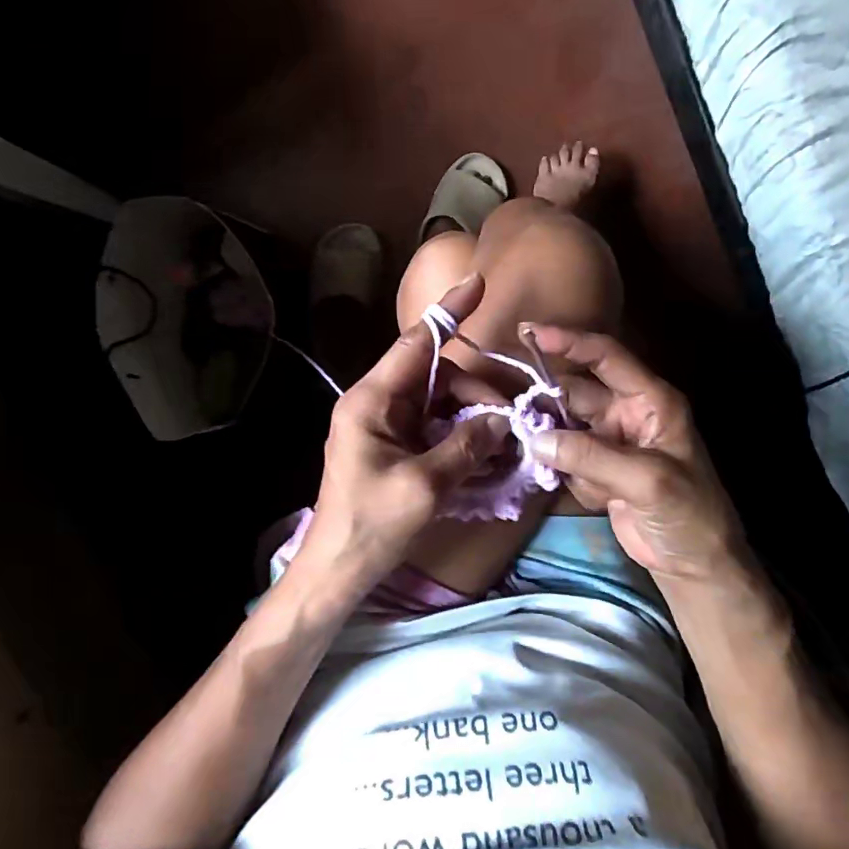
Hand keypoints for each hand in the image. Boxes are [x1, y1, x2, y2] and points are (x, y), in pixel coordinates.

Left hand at [308, 275, 512, 579]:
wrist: (338, 567)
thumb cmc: (372, 524)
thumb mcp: (425, 485)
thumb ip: (466, 445)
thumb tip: (501, 419)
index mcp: (371, 400)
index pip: (416, 342)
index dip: (449, 311)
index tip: (478, 281)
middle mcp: (376, 403)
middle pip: (436, 374)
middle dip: (476, 389)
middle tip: (510, 421)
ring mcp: (384, 425)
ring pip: (438, 400)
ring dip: (472, 414)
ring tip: (503, 444)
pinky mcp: (393, 446)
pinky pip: (433, 425)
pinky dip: (459, 434)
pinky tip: (484, 454)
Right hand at [523, 326, 744, 580]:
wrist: (696, 566)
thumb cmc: (688, 515)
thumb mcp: (646, 480)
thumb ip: (590, 456)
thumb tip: (535, 437)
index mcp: (650, 400)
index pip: (605, 357)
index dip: (569, 341)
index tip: (529, 332)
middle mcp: (626, 413)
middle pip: (574, 392)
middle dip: (547, 402)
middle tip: (520, 415)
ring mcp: (608, 442)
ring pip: (563, 425)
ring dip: (553, 442)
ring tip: (558, 466)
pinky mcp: (595, 468)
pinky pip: (563, 456)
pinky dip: (565, 472)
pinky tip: (596, 497)